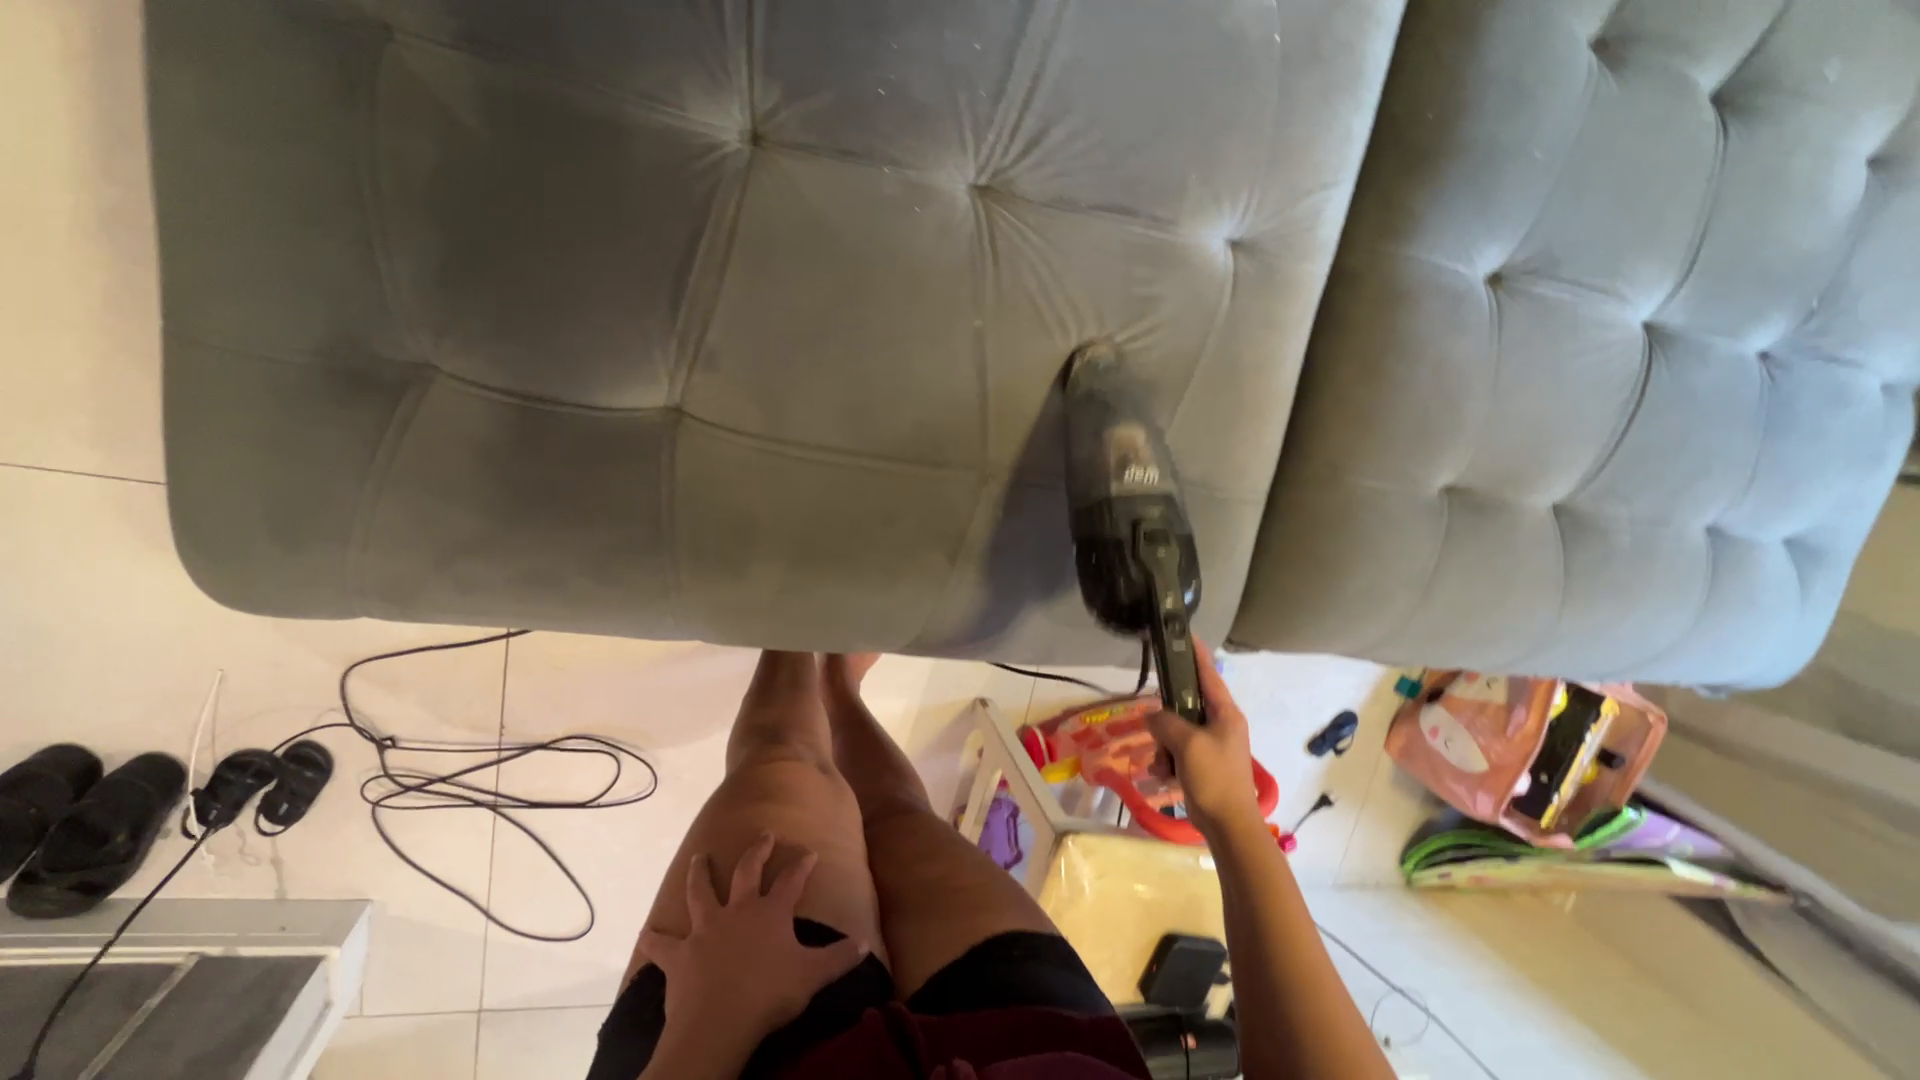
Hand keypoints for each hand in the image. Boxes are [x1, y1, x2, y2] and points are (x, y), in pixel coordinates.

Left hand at [639, 833, 869, 1042]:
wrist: (718, 1021)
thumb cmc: (769, 994)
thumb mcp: (813, 976)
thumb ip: (839, 958)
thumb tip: (866, 944)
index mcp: (771, 913)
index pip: (791, 881)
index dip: (802, 865)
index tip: (809, 851)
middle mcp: (738, 911)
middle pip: (747, 872)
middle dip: (757, 851)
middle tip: (763, 835)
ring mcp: (705, 930)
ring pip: (701, 893)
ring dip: (699, 874)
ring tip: (697, 857)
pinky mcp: (679, 955)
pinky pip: (663, 944)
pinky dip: (654, 939)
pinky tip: (645, 932)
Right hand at [1146, 640, 1263, 835]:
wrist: (1229, 824)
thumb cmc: (1214, 778)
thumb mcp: (1187, 744)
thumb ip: (1166, 722)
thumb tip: (1152, 714)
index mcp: (1226, 714)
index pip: (1209, 675)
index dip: (1197, 655)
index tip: (1185, 636)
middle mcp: (1221, 724)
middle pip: (1186, 704)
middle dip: (1166, 718)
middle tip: (1157, 728)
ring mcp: (1212, 745)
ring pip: (1177, 730)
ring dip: (1163, 744)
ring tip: (1162, 763)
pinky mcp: (1203, 764)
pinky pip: (1177, 751)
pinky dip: (1167, 760)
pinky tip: (1163, 774)